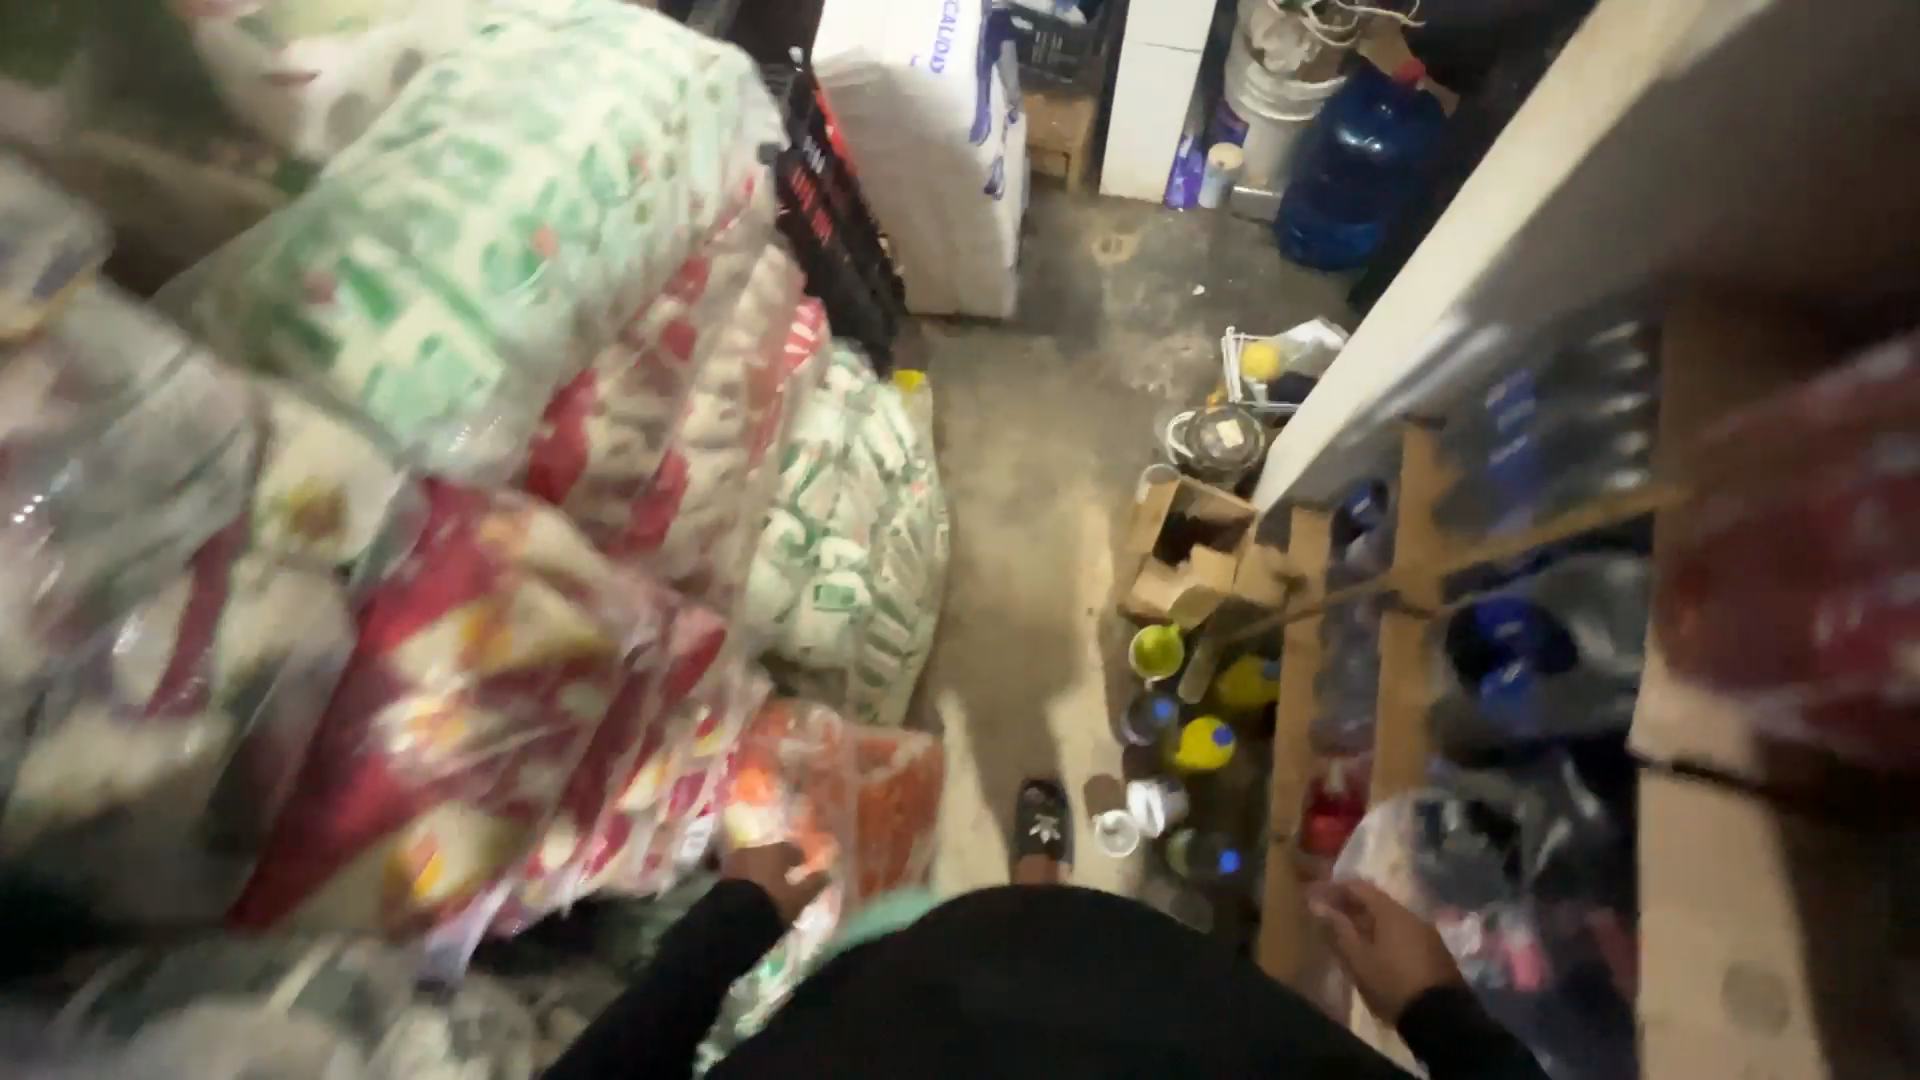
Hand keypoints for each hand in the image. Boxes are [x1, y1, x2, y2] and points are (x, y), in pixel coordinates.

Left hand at [721, 842, 829, 925]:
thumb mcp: (796, 899)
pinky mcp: (719, 879)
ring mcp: (734, 863)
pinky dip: (747, 881)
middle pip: (768, 853)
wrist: (728, 923)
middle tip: (783, 874)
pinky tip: (750, 893)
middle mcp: (753, 850)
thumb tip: (827, 873)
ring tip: (766, 886)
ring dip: (759, 871)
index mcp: (774, 851)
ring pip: (752, 863)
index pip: (790, 848)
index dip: (798, 856)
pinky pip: (739, 875)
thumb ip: (813, 885)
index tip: (803, 864)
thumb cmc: (769, 905)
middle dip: (775, 862)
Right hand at [1310, 880, 1463, 1023]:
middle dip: (1351, 906)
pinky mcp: (1437, 954)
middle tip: (1330, 917)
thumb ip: (1337, 928)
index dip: (1334, 888)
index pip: (1358, 887)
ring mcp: (1428, 935)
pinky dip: (1385, 935)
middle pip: (1376, 901)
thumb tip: (1317, 904)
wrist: (1444, 1022)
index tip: (1316, 897)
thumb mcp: (1358, 957)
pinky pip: (1404, 934)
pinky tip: (1376, 951)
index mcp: (1391, 911)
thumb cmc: (1393, 983)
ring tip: (1350, 936)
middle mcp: (1412, 916)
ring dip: (1368, 922)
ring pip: (1391, 919)